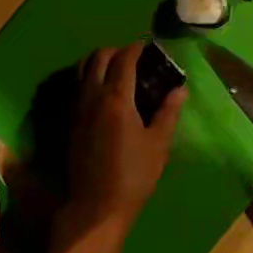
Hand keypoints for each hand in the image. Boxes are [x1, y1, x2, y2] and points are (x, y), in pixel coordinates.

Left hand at [57, 43, 185, 252]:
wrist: (97, 206)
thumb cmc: (134, 175)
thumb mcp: (159, 144)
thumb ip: (168, 112)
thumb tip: (180, 88)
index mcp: (117, 99)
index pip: (124, 59)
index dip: (137, 48)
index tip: (150, 46)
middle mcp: (93, 97)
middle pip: (98, 58)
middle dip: (117, 50)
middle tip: (136, 57)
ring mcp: (78, 110)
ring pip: (84, 70)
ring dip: (101, 63)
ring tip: (121, 72)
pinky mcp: (72, 123)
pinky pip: (80, 88)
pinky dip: (92, 79)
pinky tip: (108, 94)